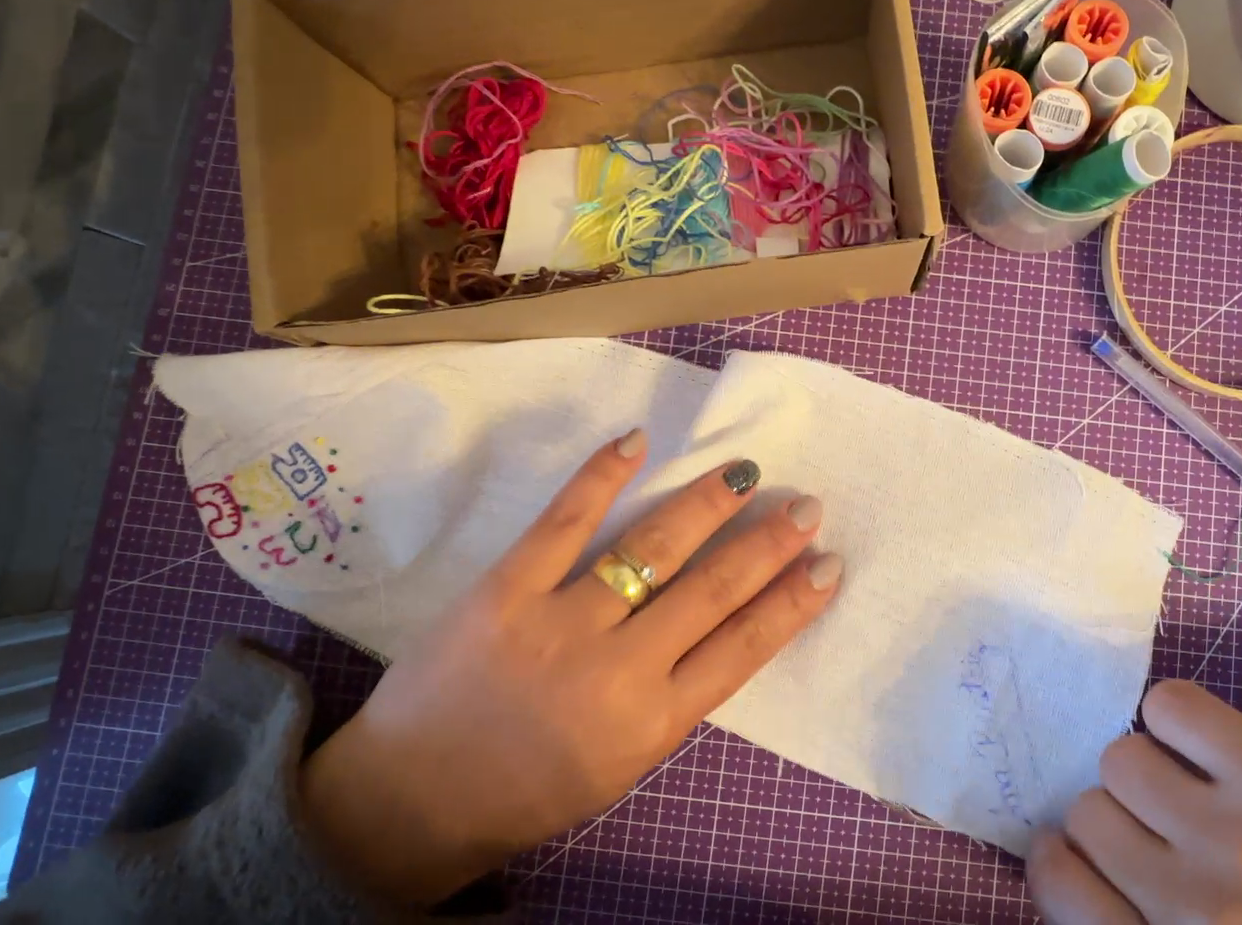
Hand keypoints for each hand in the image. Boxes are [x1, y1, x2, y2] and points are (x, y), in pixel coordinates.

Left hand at [298, 431, 841, 905]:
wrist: (412, 800)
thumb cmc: (531, 788)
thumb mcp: (625, 763)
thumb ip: (676, 696)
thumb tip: (729, 622)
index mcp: (652, 722)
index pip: (744, 648)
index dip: (793, 602)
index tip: (829, 564)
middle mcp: (617, 669)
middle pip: (712, 590)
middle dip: (768, 544)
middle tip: (806, 505)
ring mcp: (560, 623)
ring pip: (651, 547)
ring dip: (706, 505)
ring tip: (746, 474)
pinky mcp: (506, 590)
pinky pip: (564, 521)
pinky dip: (602, 475)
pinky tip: (638, 440)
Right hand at [1028, 680, 1241, 924]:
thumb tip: (1065, 857)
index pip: (1057, 888)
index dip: (1062, 859)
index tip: (1087, 854)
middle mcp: (1189, 912)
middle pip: (1088, 811)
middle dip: (1120, 813)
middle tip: (1167, 825)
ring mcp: (1230, 838)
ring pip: (1121, 755)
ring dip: (1150, 764)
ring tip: (1195, 781)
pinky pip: (1166, 704)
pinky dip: (1177, 715)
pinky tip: (1213, 744)